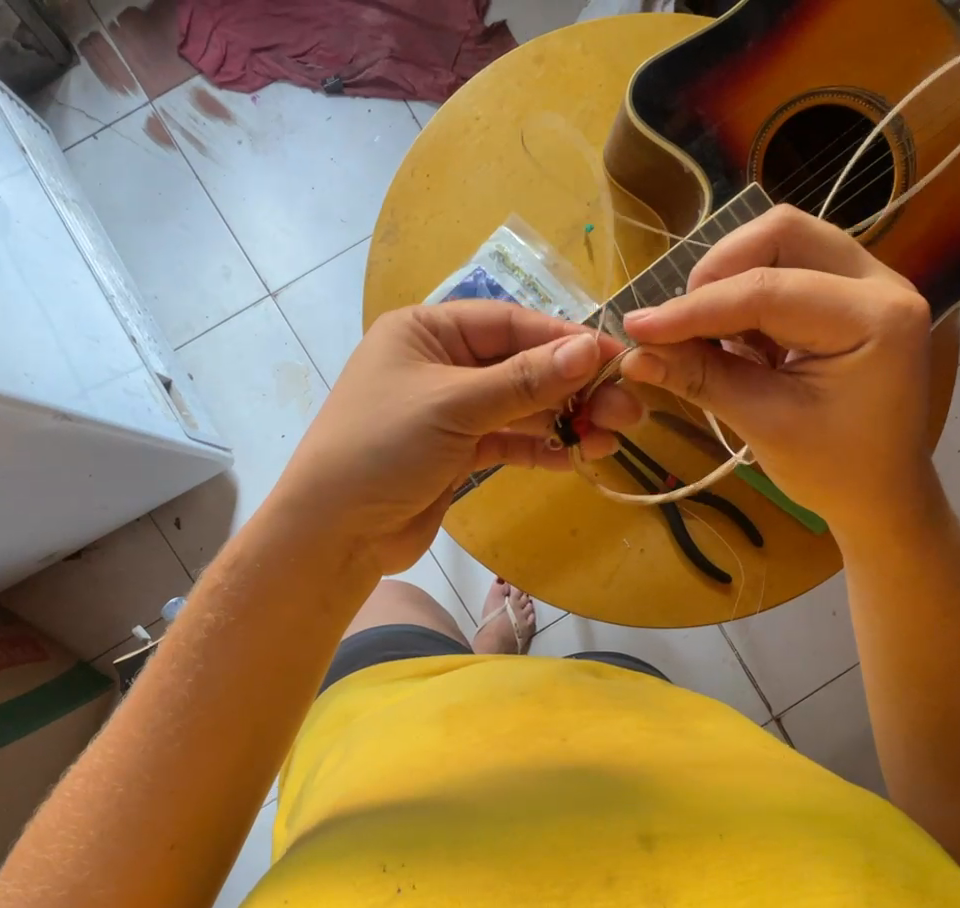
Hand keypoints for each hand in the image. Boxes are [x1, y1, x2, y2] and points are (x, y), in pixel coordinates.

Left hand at [272, 301, 640, 575]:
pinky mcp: (456, 454)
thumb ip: (523, 381)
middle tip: (626, 408)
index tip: (614, 358)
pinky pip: (508, 441)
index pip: (508, 323)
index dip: (563, 340)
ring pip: (519, 407)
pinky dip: (540, 447)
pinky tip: (578, 456)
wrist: (333, 532)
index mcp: (426, 331)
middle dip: (572, 387)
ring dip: (564, 420)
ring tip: (612, 436)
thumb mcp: (453, 406)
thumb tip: (590, 349)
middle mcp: (439, 365)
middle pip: (520, 366)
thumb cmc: (381, 448)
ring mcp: (449, 412)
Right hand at [619, 205, 934, 536]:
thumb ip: (701, 378)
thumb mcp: (764, 425)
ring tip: (709, 336)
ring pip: (782, 242)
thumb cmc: (832, 470)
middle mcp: (881, 281)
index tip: (638, 328)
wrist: (882, 494)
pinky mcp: (849, 292)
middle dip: (719, 271)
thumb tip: (632, 354)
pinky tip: (736, 340)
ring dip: (731, 280)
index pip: (767, 290)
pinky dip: (746, 294)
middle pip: (782, 234)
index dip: (695, 308)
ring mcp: (868, 281)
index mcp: (875, 319)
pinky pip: (787, 266)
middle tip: (683, 324)